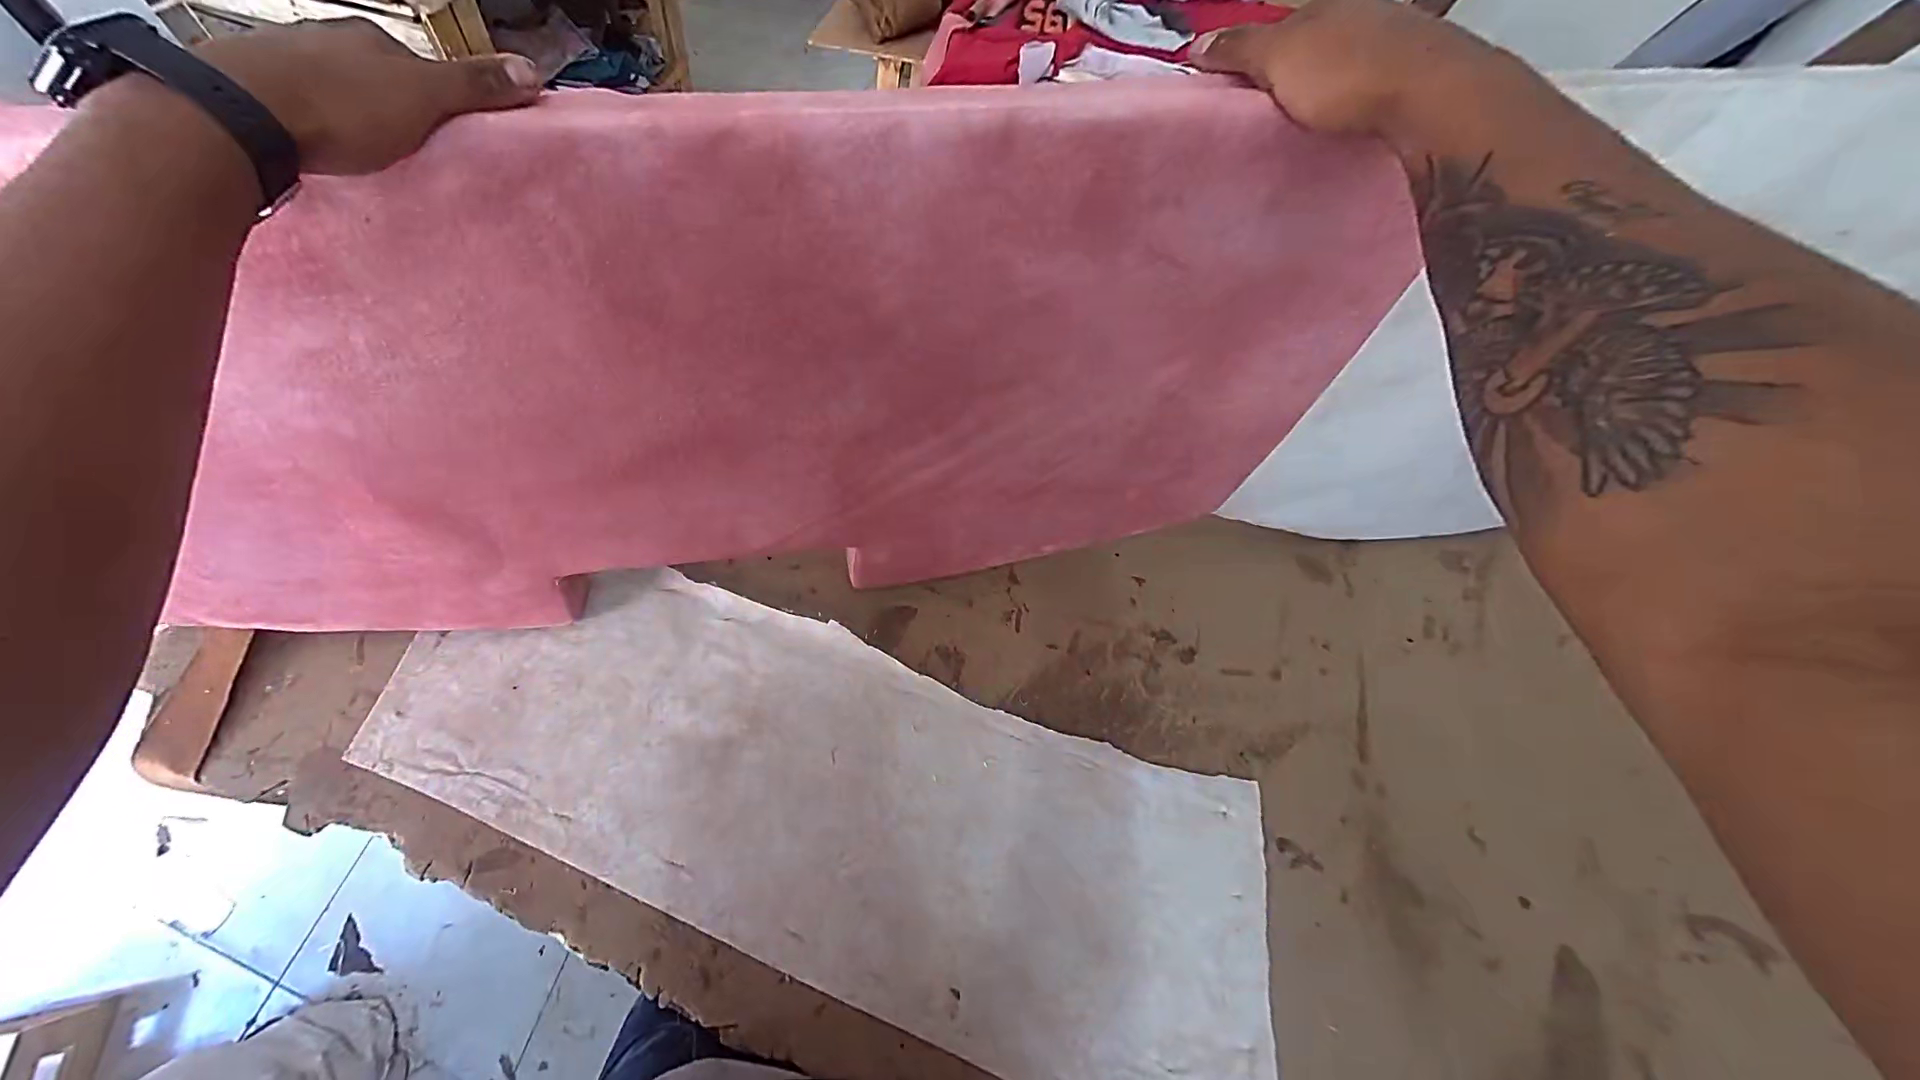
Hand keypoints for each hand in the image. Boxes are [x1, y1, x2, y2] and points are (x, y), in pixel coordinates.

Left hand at [191, 19, 541, 174]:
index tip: (447, 128)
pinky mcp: (254, 84)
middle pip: (376, 75)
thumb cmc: (343, 105)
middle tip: (412, 144)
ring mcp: (285, 57)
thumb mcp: (426, 97)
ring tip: (366, 147)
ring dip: (353, 113)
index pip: (418, 66)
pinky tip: (323, 140)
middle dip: (394, 105)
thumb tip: (530, 70)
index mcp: (370, 39)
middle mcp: (325, 37)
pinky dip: (317, 120)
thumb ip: (475, 86)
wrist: (244, 112)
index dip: (438, 97)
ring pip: (337, 86)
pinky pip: (302, 102)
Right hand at [1192, 0, 1516, 139]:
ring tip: (1287, 126)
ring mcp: (1383, 43)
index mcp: (1322, 4)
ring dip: (1309, 91)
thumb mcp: (1279, 56)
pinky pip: (1354, 90)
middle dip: (1277, 72)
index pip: (1269, 22)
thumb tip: (1199, 44)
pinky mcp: (1401, 79)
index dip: (1242, 52)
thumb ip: (1239, 49)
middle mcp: (1355, 14)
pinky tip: (1327, 126)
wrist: (1427, 99)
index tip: (1222, 86)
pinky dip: (1336, 106)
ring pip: (1330, 67)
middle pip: (1302, 44)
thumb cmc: (1347, 72)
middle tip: (1250, 111)